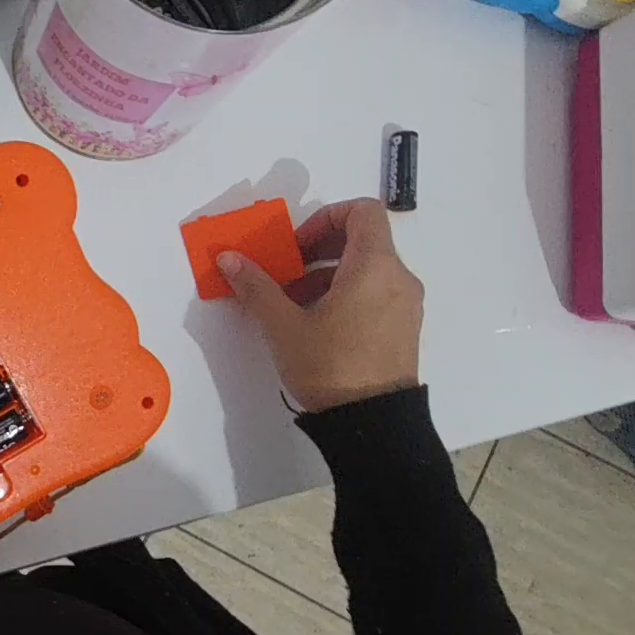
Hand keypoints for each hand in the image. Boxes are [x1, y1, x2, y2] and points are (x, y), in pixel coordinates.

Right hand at [217, 198, 423, 412]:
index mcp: (374, 267)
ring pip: (365, 268)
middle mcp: (398, 278)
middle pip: (362, 239)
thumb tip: (229, 258)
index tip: (295, 246)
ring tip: (291, 303)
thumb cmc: (328, 364)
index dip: (324, 217)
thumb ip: (256, 285)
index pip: (362, 212)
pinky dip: (342, 292)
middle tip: (285, 271)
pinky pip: (373, 291)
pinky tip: (313, 322)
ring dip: (325, 274)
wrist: (371, 421)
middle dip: (318, 248)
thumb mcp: (282, 324)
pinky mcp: (402, 326)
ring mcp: (405, 303)